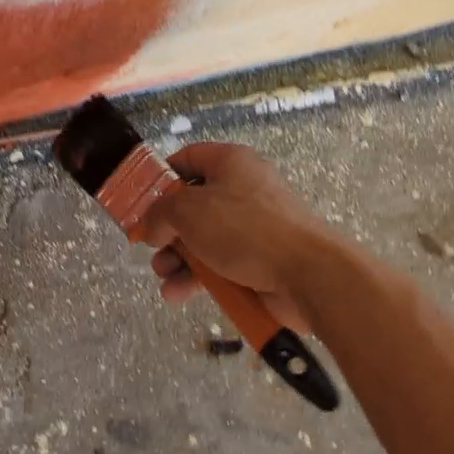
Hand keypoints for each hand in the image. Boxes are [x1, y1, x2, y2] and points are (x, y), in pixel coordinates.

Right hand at [144, 143, 336, 334]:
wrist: (311, 276)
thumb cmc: (245, 228)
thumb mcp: (187, 212)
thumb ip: (159, 214)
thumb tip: (152, 228)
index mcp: (230, 163)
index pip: (186, 159)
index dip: (161, 179)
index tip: (142, 201)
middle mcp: (244, 189)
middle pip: (193, 205)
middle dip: (167, 230)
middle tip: (151, 246)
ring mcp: (257, 227)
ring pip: (207, 239)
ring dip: (180, 259)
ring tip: (164, 277)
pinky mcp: (265, 261)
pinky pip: (225, 264)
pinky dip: (202, 278)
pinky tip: (179, 294)